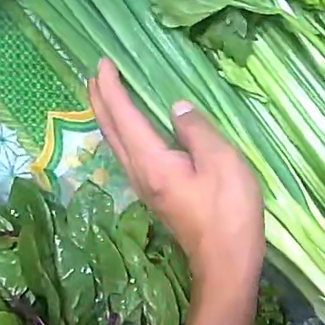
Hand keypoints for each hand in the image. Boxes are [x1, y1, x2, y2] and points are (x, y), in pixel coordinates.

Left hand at [89, 58, 262, 294]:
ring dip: (108, 117)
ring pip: (117, 145)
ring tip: (106, 95)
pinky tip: (131, 131)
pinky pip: (129, 156)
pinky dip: (123, 134)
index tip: (104, 62)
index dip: (111, 88)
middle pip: (111, 131)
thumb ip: (197, 130)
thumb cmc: (229, 212)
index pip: (123, 116)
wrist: (226, 262)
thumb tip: (176, 108)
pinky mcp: (156, 197)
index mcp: (152, 162)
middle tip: (96, 73)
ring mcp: (146, 188)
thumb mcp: (222, 161)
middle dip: (100, 100)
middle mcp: (140, 174)